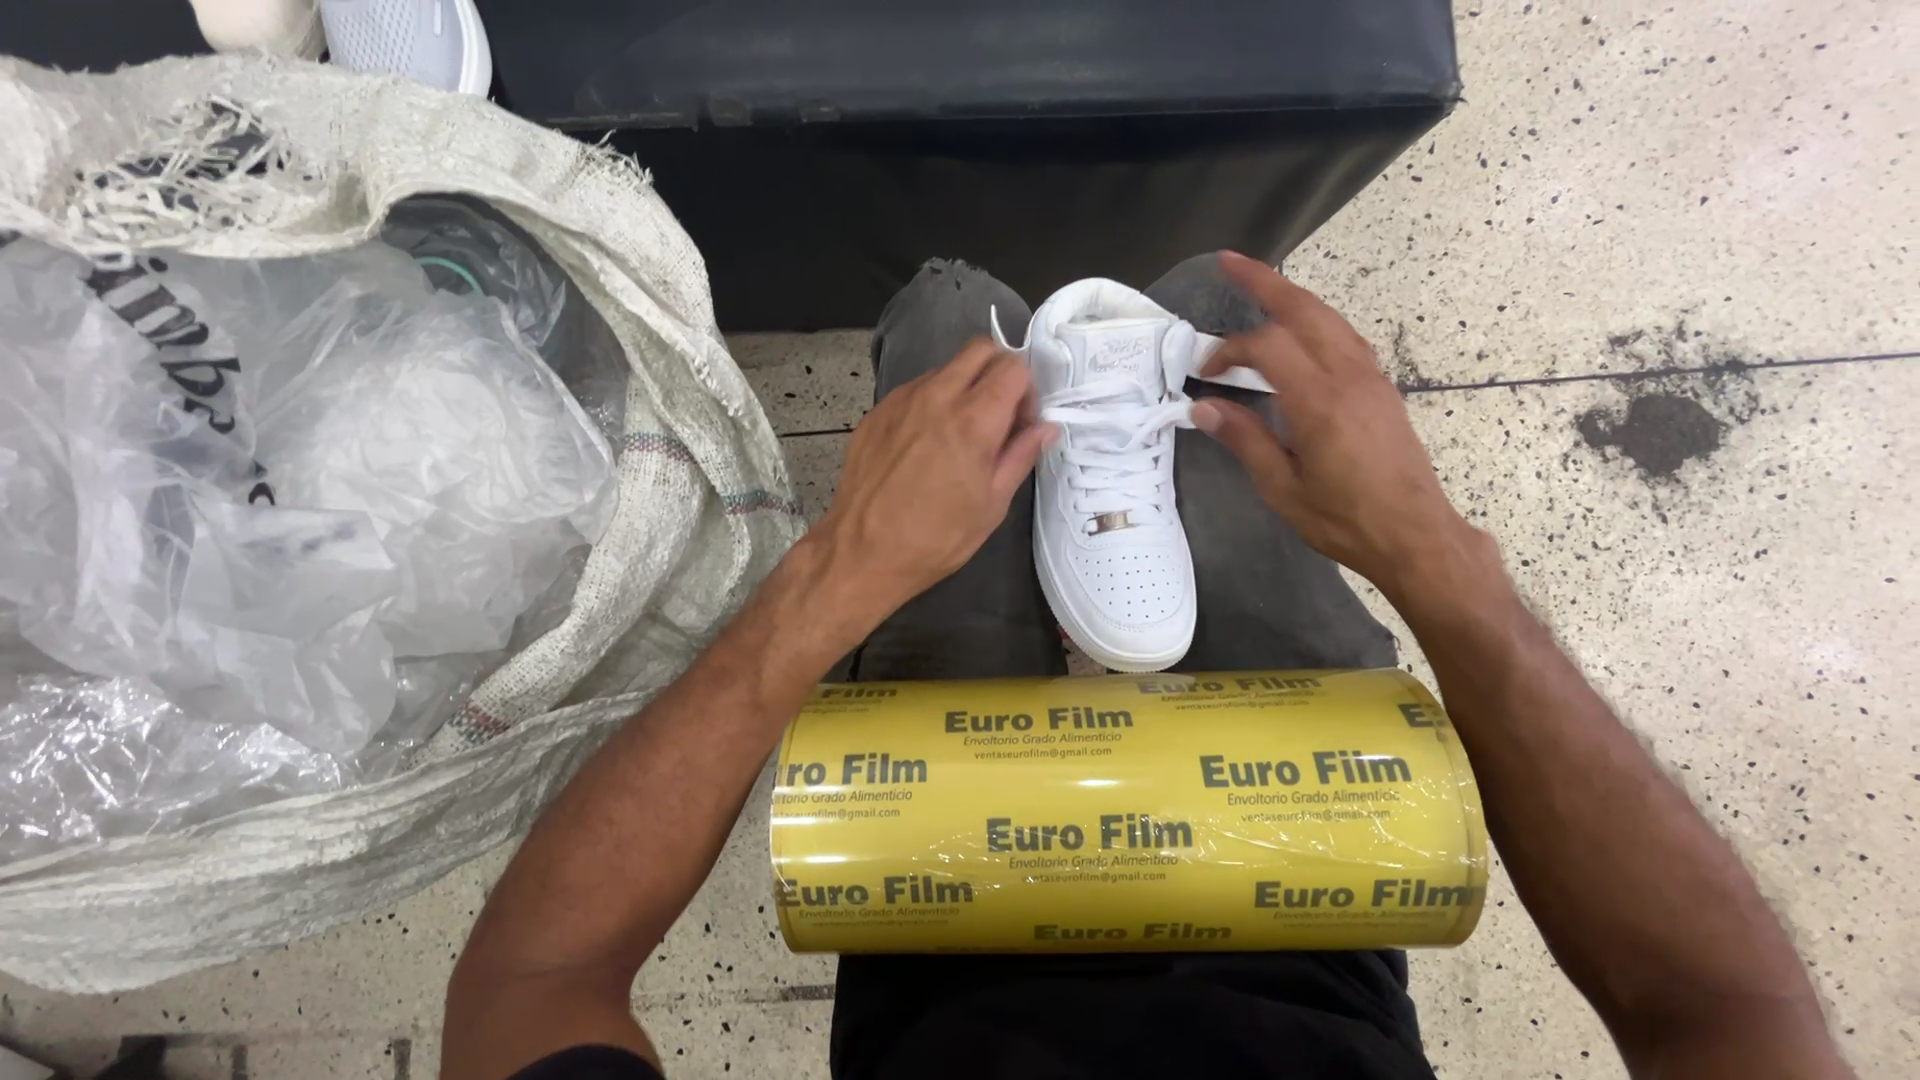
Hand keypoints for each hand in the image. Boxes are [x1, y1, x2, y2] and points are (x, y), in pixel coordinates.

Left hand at [811, 338, 1054, 619]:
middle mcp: (936, 396)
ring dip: (965, 386)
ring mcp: (902, 400)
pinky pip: (916, 388)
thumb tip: (1045, 428)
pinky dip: (933, 401)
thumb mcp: (992, 505)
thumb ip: (1020, 456)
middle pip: (980, 349)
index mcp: (973, 420)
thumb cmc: (936, 538)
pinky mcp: (877, 411)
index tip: (1021, 425)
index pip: (1013, 367)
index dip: (1027, 391)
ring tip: (960, 434)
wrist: (863, 552)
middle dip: (999, 372)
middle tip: (999, 416)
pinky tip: (926, 444)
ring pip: (946, 367)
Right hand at [1190, 251, 1476, 593]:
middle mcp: (1350, 377)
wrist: (1416, 535)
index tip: (1206, 371)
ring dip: (1294, 297)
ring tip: (1263, 287)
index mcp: (1319, 401)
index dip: (1230, 349)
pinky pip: (1345, 337)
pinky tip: (1302, 330)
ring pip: (1330, 318)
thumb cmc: (1344, 519)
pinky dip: (1316, 321)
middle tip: (1230, 262)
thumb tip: (1204, 407)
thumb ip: (1245, 440)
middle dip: (1266, 282)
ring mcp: (1372, 379)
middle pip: (1306, 309)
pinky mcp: (1382, 389)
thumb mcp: (1283, 488)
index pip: (1268, 346)